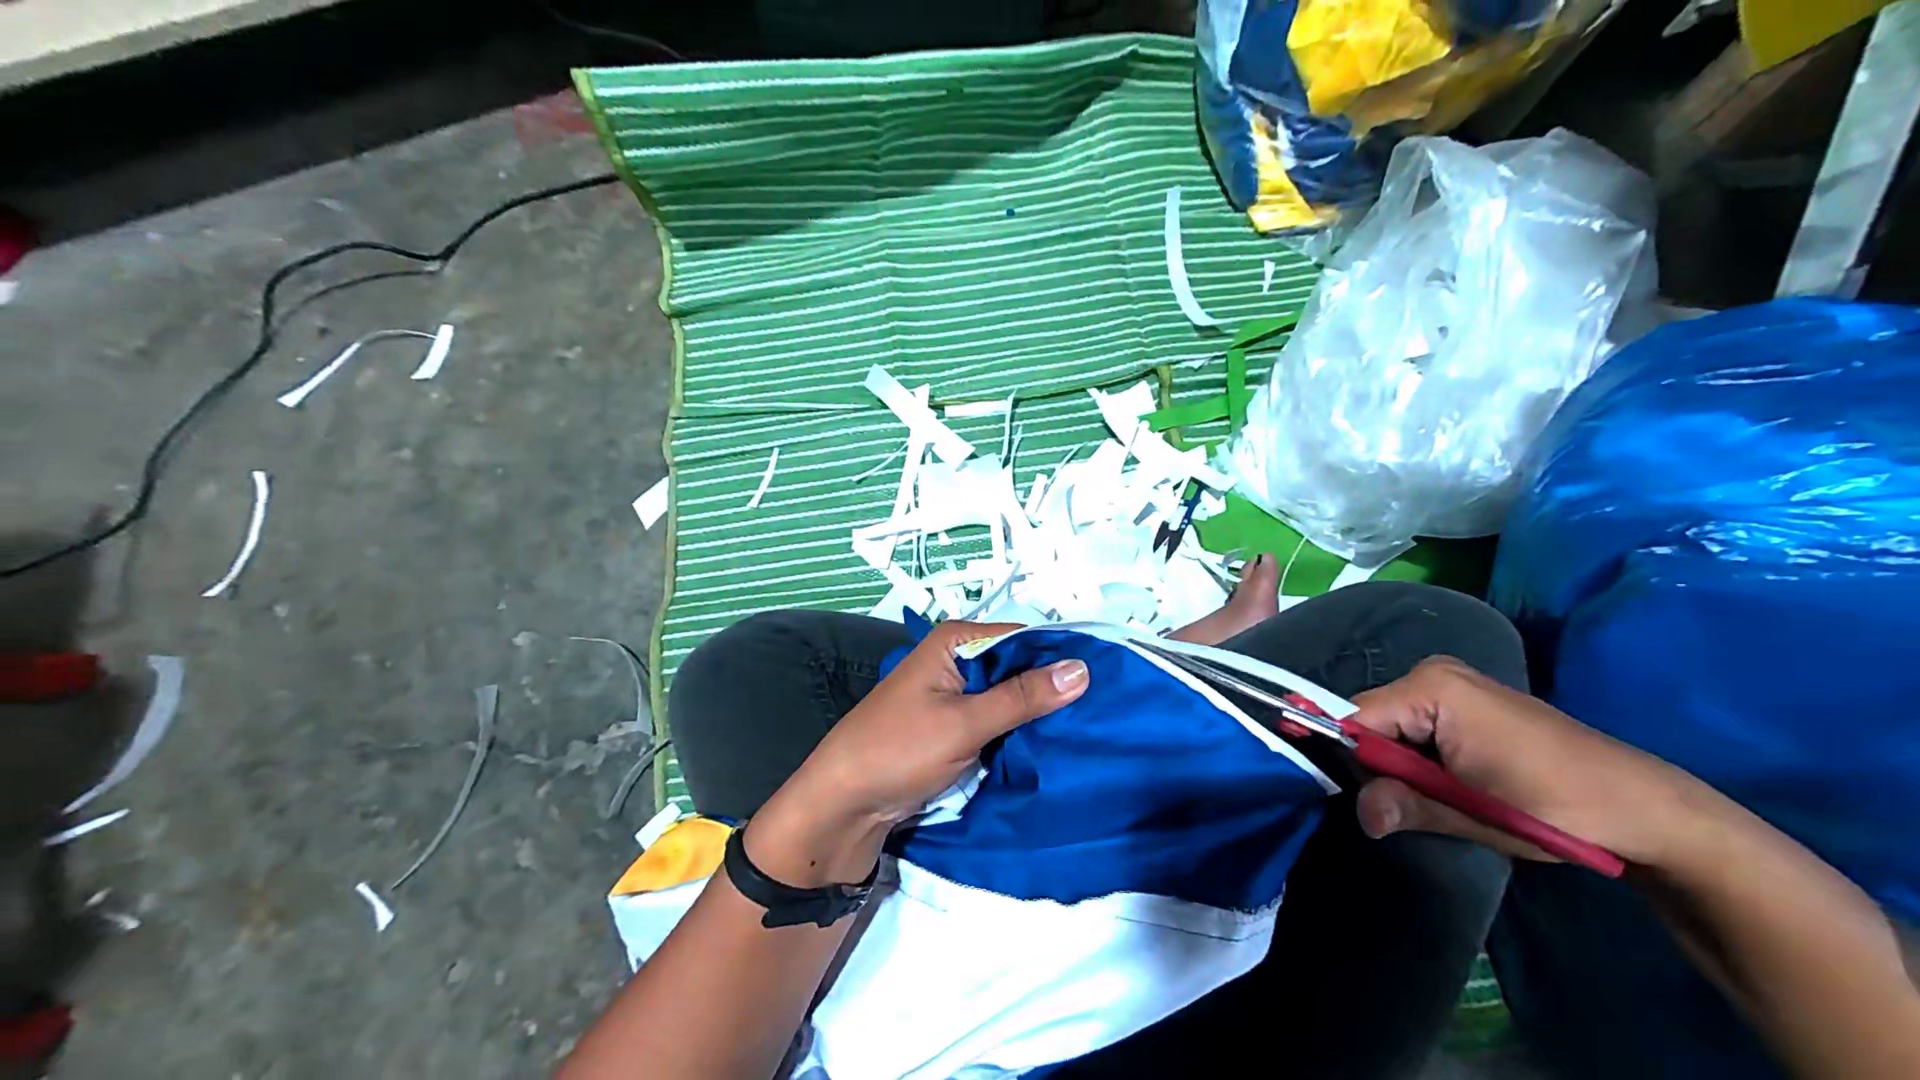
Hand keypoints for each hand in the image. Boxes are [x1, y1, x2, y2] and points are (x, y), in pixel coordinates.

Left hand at [746, 620, 1089, 886]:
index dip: (1061, 657)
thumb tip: (1082, 668)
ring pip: (1010, 696)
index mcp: (956, 642)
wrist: (846, 803)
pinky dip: (1019, 731)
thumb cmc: (898, 750)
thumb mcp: (965, 723)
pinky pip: (997, 720)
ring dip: (1038, 713)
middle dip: (1052, 688)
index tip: (1105, 681)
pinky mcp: (955, 725)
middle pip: (1018, 667)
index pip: (1023, 638)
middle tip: (1103, 711)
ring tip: (1088, 728)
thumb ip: (1022, 697)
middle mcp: (957, 659)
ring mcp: (956, 694)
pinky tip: (1052, 745)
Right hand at [1347, 657, 1704, 866]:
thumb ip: (1409, 805)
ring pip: (1391, 726)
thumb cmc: (1560, 806)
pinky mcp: (1464, 701)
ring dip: (1402, 765)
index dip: (1349, 761)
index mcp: (1432, 688)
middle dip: (1380, 765)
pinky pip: (1414, 724)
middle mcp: (1434, 673)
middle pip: (1370, 721)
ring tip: (1438, 797)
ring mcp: (1450, 684)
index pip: (1354, 719)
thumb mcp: (1478, 814)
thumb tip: (1361, 815)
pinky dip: (1419, 757)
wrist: (1646, 809)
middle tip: (1408, 806)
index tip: (1360, 799)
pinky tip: (1449, 783)